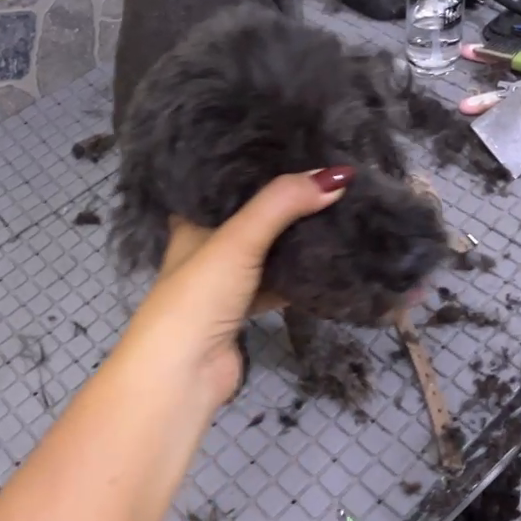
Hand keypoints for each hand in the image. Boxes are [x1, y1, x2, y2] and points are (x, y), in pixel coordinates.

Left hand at [134, 167, 352, 401]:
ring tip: (337, 209)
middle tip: (329, 179)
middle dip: (286, 203)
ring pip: (267, 251)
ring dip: (296, 240)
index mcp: (192, 221)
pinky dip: (298, 276)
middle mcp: (206, 247)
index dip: (258, 165)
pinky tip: (328, 260)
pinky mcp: (243, 312)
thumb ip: (283, 203)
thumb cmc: (199, 295)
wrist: (183, 373)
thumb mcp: (239, 238)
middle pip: (252, 216)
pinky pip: (277, 284)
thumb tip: (338, 174)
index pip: (226, 183)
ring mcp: (225, 282)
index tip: (298, 146)